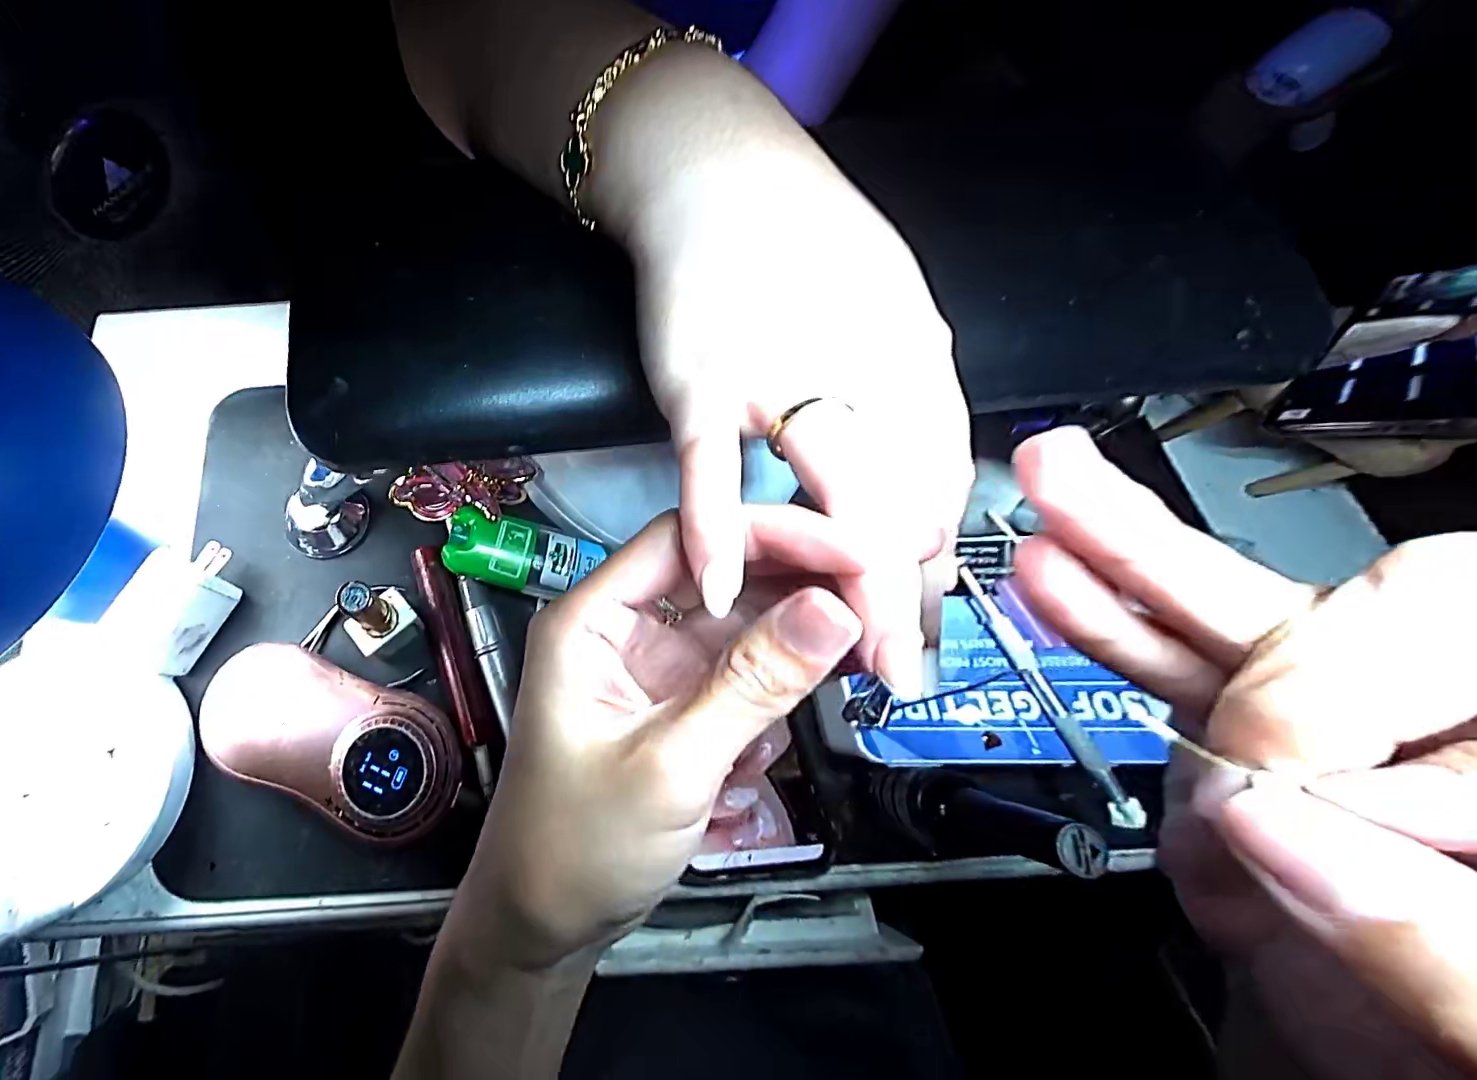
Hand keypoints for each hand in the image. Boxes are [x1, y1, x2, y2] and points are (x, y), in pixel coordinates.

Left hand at [457, 505, 863, 968]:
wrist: (548, 916)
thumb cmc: (577, 843)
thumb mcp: (669, 764)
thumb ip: (751, 685)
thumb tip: (833, 609)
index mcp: (591, 618)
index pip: (684, 539)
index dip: (769, 534)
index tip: (853, 553)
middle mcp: (623, 626)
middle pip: (724, 576)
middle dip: (800, 592)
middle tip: (882, 611)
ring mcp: (656, 664)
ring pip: (743, 624)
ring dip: (798, 645)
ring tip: (863, 664)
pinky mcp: (681, 701)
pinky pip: (743, 670)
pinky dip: (779, 687)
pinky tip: (801, 713)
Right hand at [620, 148, 969, 697]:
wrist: (719, 175)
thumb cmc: (797, 241)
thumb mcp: (879, 304)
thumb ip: (900, 389)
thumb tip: (906, 474)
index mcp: (914, 353)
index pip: (942, 476)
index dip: (939, 556)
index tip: (927, 614)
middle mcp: (864, 368)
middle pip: (905, 498)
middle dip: (911, 595)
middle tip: (907, 672)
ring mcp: (778, 375)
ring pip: (830, 492)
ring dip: (844, 584)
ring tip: (849, 658)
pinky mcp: (703, 380)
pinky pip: (713, 469)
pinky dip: (716, 530)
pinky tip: (719, 587)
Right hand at [1009, 426, 1476, 1076]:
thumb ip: (1434, 945)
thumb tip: (1264, 820)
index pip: (1458, 628)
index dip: (1343, 689)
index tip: (1289, 790)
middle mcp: (1450, 721)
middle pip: (1353, 597)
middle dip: (1227, 624)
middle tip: (1155, 619)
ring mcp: (1333, 723)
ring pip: (1224, 615)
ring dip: (1119, 553)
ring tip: (1050, 483)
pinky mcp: (1237, 738)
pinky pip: (1159, 664)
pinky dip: (1096, 621)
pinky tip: (1047, 571)